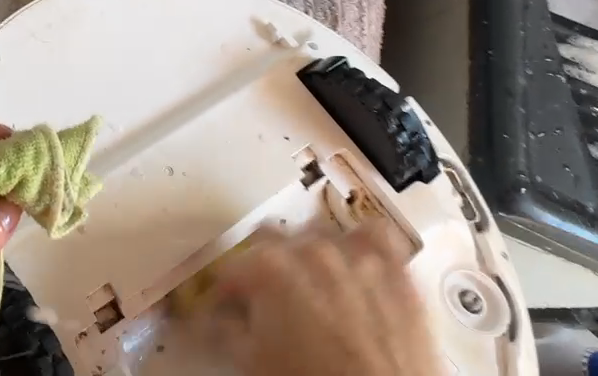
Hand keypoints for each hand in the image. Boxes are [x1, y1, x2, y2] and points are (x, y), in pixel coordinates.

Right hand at [206, 220, 439, 373]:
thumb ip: (219, 329)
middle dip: (263, 269)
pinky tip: (357, 265)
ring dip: (309, 255)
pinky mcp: (397, 272)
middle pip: (269, 243)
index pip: (229, 269)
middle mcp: (308, 248)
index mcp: (267, 266)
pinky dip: (363, 245)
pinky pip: (377, 236)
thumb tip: (200, 317)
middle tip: (269, 305)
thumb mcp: (251, 362)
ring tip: (313, 289)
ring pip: (319, 235)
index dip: (225, 294)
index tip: (228, 314)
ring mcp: (356, 256)